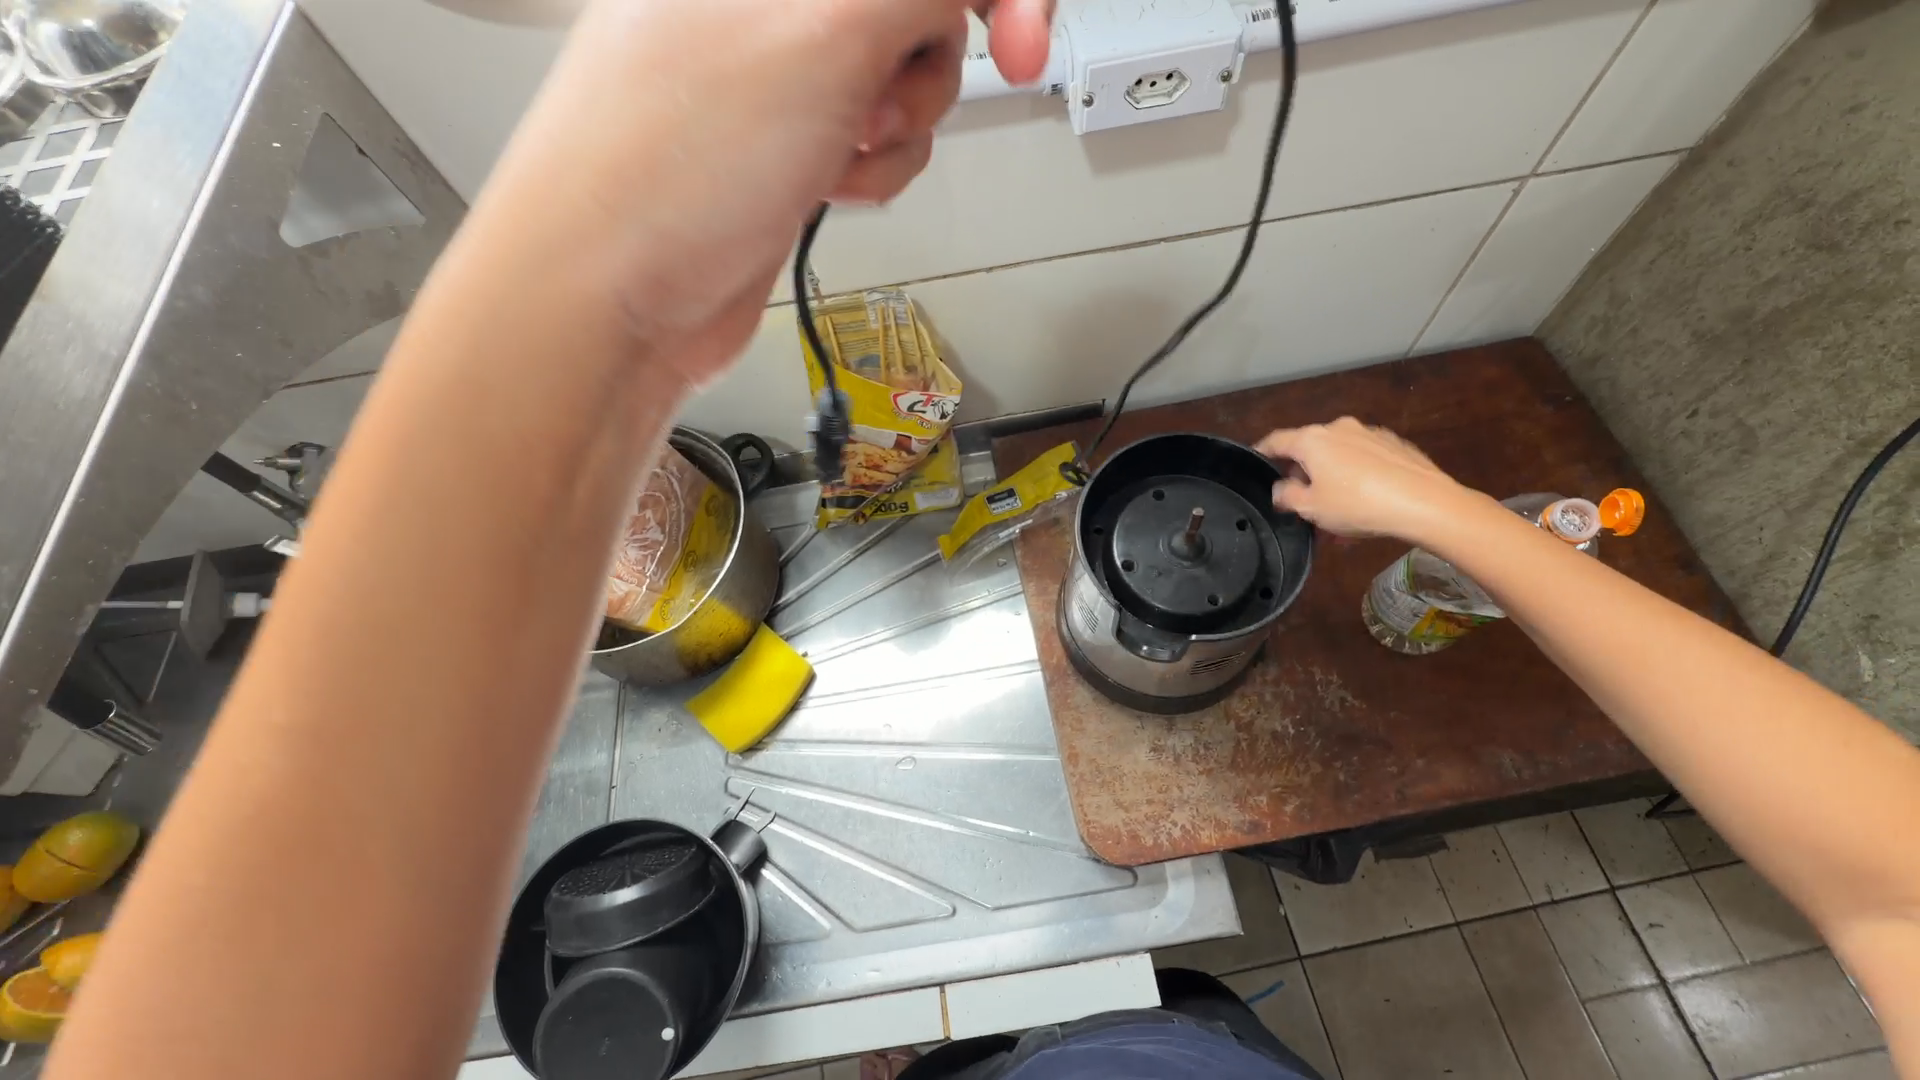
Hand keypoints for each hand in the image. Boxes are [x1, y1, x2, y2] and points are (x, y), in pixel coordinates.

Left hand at [466, 0, 1054, 389]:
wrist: (615, 300)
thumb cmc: (673, 168)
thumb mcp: (823, 30)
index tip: (1022, 35)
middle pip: (916, 3)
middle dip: (926, 62)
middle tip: (885, 106)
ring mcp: (776, 69)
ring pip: (902, 75)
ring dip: (898, 127)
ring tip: (840, 153)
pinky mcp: (786, 140)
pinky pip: (873, 136)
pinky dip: (872, 169)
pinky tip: (826, 186)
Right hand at [1255, 418, 1483, 542]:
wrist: (1426, 504)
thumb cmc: (1357, 505)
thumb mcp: (1311, 508)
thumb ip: (1287, 495)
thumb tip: (1282, 488)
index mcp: (1312, 440)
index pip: (1276, 441)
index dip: (1262, 452)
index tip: (1255, 462)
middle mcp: (1339, 429)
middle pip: (1310, 452)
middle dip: (1304, 478)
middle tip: (1303, 506)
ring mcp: (1371, 435)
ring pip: (1340, 461)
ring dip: (1333, 484)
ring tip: (1337, 520)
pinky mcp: (1396, 447)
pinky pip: (1365, 464)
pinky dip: (1358, 482)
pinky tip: (1365, 509)